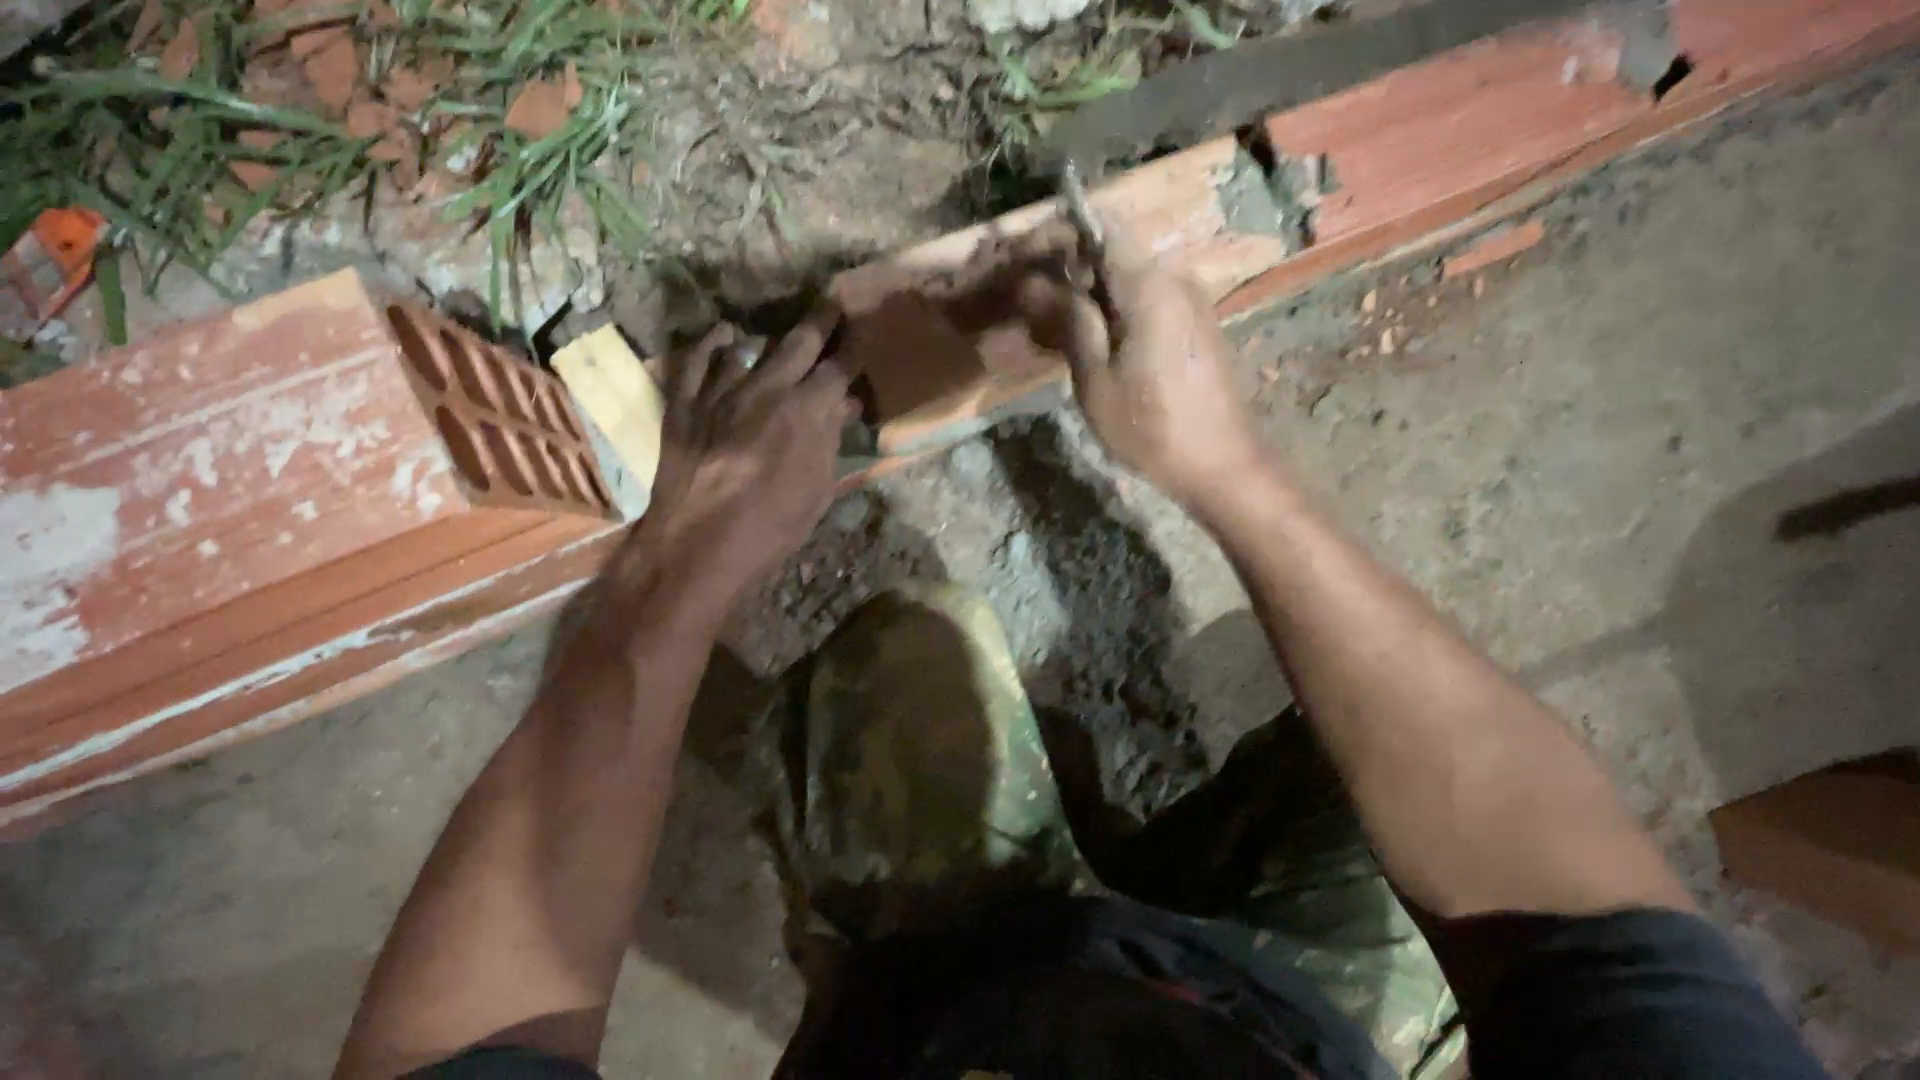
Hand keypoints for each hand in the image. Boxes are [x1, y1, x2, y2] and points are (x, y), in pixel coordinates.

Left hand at [610, 306, 853, 609]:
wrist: (698, 547)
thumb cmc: (771, 528)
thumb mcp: (817, 490)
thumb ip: (830, 440)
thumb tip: (844, 406)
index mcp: (806, 411)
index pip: (838, 368)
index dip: (854, 350)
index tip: (864, 333)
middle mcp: (766, 389)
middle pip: (798, 343)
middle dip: (820, 321)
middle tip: (833, 301)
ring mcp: (720, 392)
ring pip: (748, 347)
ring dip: (768, 339)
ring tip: (780, 329)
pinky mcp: (684, 403)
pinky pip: (696, 360)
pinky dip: (711, 343)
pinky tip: (723, 335)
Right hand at [1019, 230, 1260, 509]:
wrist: (1221, 464)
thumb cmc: (1151, 428)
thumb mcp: (1096, 379)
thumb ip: (1068, 320)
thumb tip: (1034, 281)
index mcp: (1150, 285)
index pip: (1099, 226)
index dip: (1056, 234)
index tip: (1023, 262)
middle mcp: (1174, 279)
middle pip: (1111, 251)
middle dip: (1065, 269)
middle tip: (1029, 307)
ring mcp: (1189, 301)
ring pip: (1126, 278)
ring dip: (1086, 294)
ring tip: (1051, 333)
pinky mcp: (1193, 324)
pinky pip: (1144, 300)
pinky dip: (1111, 311)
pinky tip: (1089, 346)